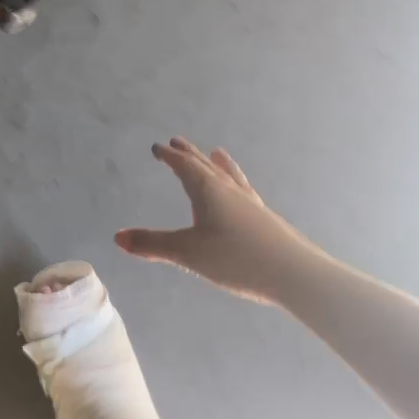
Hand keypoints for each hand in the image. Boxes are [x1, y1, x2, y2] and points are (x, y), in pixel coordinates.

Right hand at [115, 137, 325, 304]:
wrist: (301, 278)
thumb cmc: (238, 258)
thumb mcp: (187, 252)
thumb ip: (152, 244)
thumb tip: (117, 237)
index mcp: (207, 191)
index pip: (184, 167)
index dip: (169, 156)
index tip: (158, 147)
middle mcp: (230, 192)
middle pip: (206, 167)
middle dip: (190, 154)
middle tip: (178, 140)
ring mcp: (253, 207)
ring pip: (231, 179)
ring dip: (219, 165)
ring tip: (218, 153)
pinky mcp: (269, 223)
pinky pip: (247, 194)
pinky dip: (239, 186)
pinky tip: (244, 194)